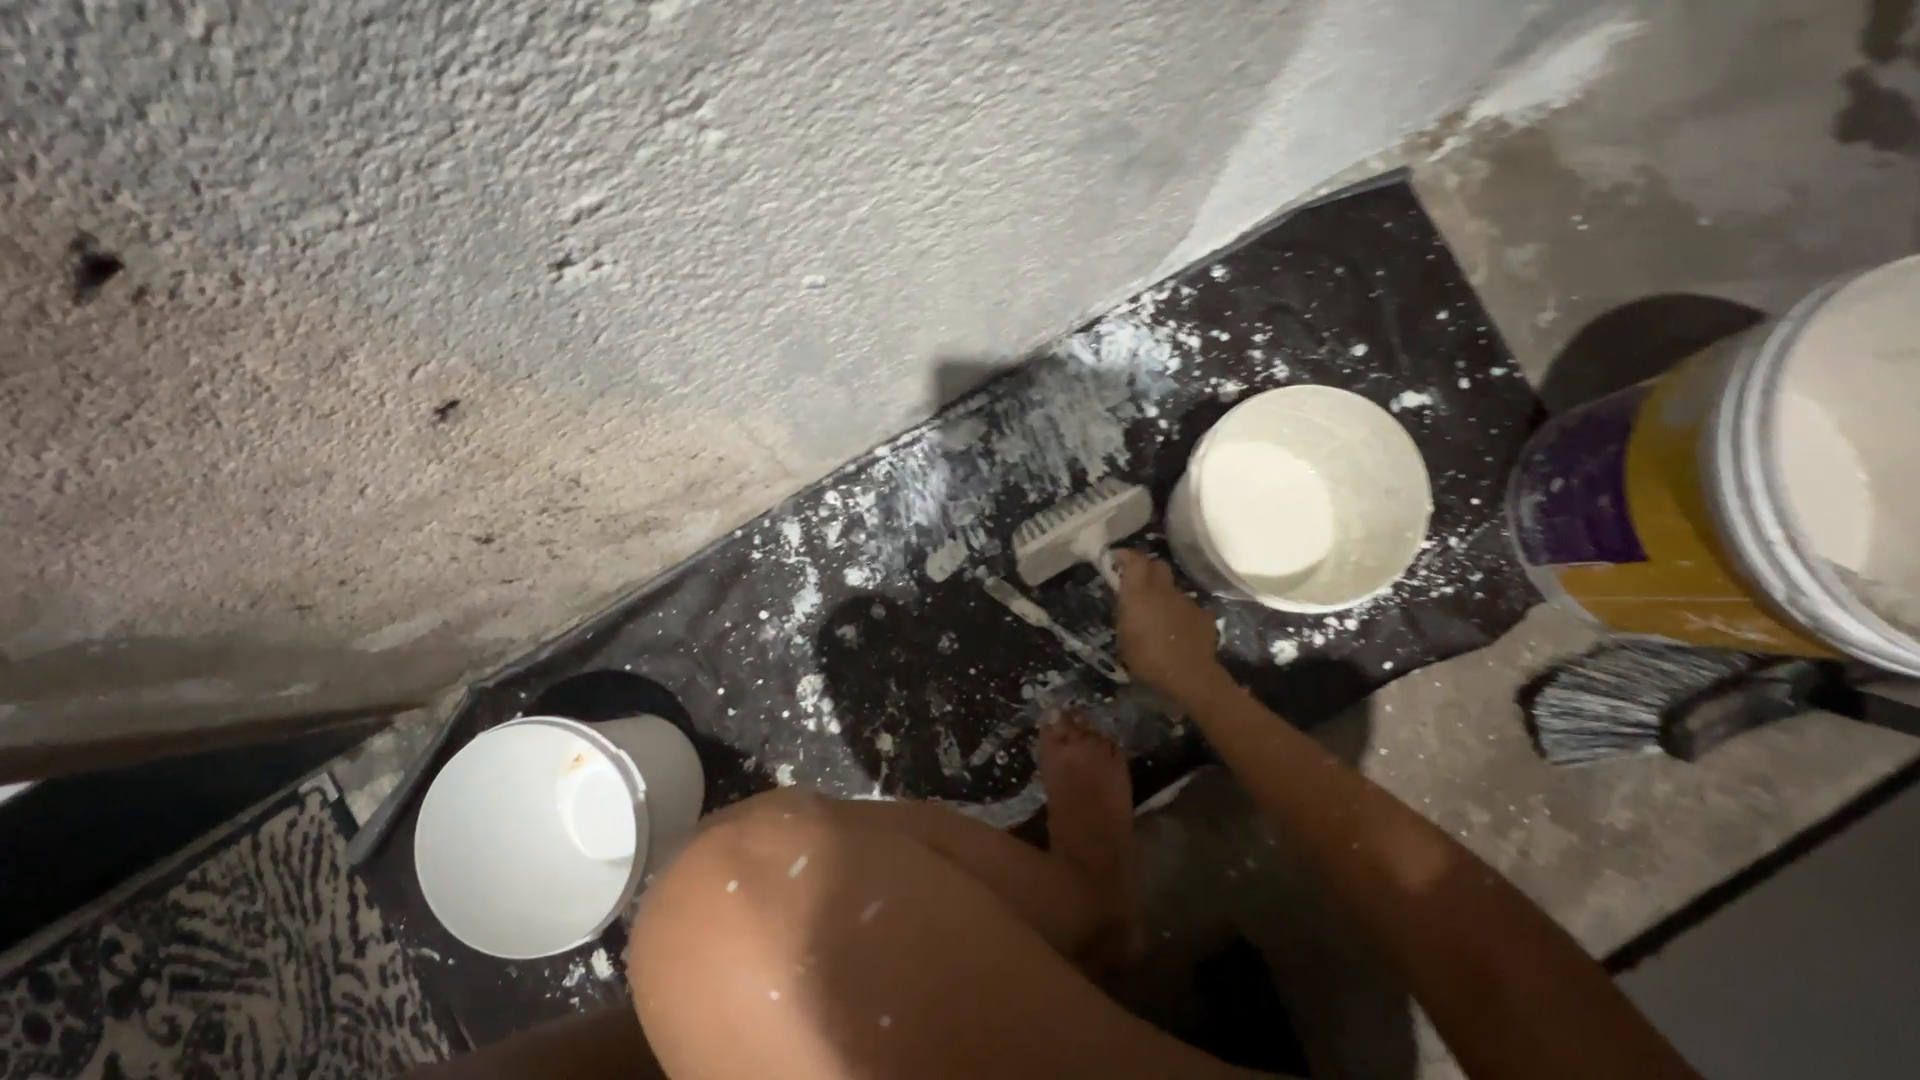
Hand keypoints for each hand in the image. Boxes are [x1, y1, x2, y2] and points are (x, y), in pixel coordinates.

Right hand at [1113, 550, 1227, 704]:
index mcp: (1140, 594)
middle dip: (1147, 569)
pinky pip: (1188, 607)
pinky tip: (1178, 630)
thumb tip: (1125, 600)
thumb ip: (1125, 613)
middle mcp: (1164, 590)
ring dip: (1164, 595)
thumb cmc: (1148, 661)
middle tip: (1137, 583)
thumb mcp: (1124, 638)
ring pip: (1172, 588)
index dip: (1125, 555)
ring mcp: (1186, 601)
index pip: (1134, 560)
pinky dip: (1180, 613)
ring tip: (1159, 615)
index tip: (1116, 558)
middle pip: (1157, 565)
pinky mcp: (1203, 614)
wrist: (1189, 677)